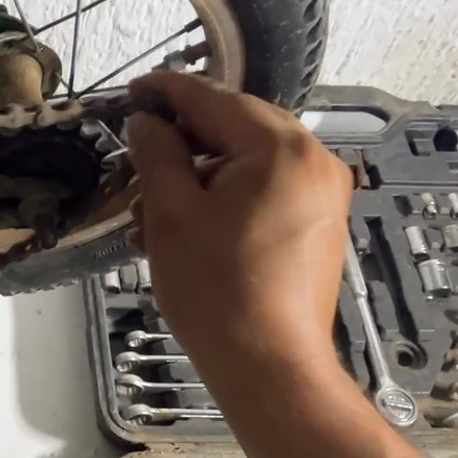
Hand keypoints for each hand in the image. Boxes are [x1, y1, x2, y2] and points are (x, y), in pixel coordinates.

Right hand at [125, 71, 353, 382]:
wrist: (269, 365)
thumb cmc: (216, 290)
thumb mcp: (172, 216)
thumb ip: (158, 156)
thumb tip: (147, 122)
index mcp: (281, 148)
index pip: (216, 100)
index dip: (168, 92)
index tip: (133, 91)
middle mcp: (314, 161)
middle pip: (236, 129)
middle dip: (182, 143)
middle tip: (138, 161)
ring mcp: (324, 195)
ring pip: (248, 164)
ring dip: (198, 178)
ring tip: (150, 215)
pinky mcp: (319, 226)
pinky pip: (265, 192)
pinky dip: (225, 200)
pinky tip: (188, 229)